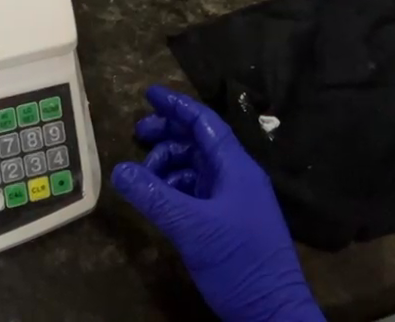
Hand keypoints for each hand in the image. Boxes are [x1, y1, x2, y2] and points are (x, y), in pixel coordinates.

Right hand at [110, 86, 323, 321]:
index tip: (148, 94)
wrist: (276, 317)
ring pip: (197, 167)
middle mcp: (237, 176)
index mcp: (236, 167)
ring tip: (145, 178)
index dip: (176, 105)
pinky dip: (177, 188)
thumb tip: (118, 169)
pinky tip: (160, 201)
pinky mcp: (231, 223)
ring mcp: (236, 200)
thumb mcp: (190, 228)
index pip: (204, 122)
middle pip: (199, 141)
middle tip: (137, 134)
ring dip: (169, 164)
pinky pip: (199, 191)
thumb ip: (154, 196)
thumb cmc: (239, 262)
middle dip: (167, 134)